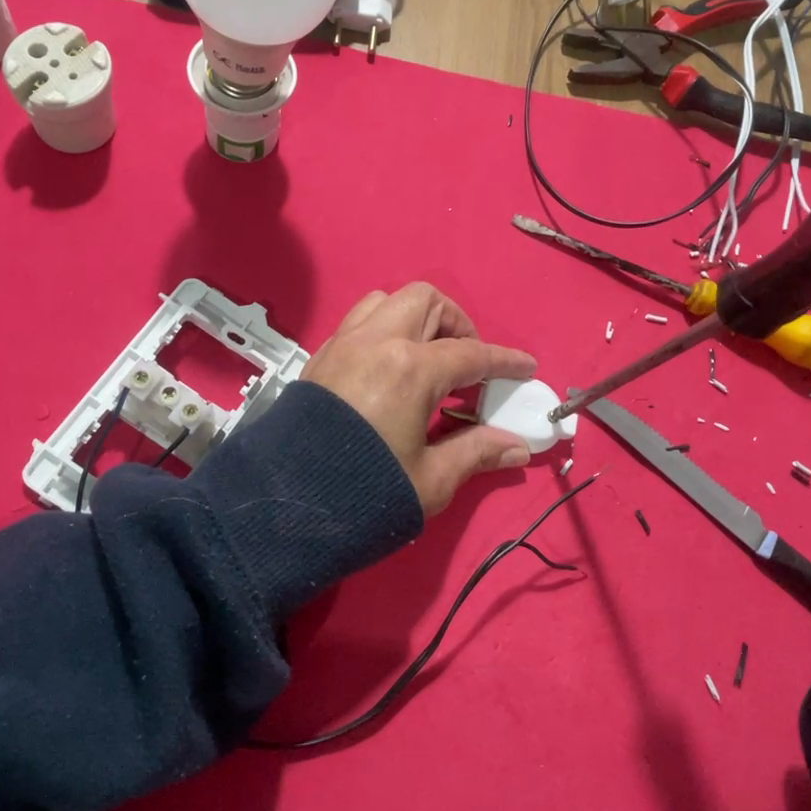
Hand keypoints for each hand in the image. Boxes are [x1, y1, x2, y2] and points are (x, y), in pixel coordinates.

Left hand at [302, 283, 537, 515]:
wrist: (285, 509)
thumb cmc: (366, 492)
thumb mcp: (430, 479)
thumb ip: (476, 452)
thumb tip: (517, 446)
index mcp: (411, 368)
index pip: (471, 353)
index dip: (504, 362)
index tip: (525, 368)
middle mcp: (376, 342)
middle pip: (426, 302)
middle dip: (457, 324)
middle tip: (468, 363)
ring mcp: (343, 345)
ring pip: (386, 302)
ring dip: (415, 320)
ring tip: (428, 358)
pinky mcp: (320, 359)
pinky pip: (358, 323)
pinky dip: (383, 332)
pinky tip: (390, 371)